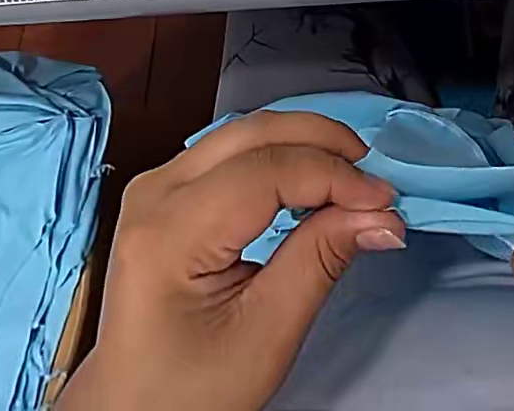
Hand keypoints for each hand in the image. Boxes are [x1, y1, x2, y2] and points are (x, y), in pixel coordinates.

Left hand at [58, 111, 406, 410]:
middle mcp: (156, 189)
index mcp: (168, 230)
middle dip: (322, 141)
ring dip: (304, 141)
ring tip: (350, 174)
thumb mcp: (264, 338)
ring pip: (245, 130)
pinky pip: (233, 147)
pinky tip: (310, 174)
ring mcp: (158, 181)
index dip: (332, 175)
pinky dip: (281, 152)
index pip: (264, 171)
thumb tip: (378, 215)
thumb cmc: (189, 389)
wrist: (130, 406)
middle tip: (372, 175)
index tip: (383, 198)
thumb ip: (320, 261)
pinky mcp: (168, 184)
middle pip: (253, 133)